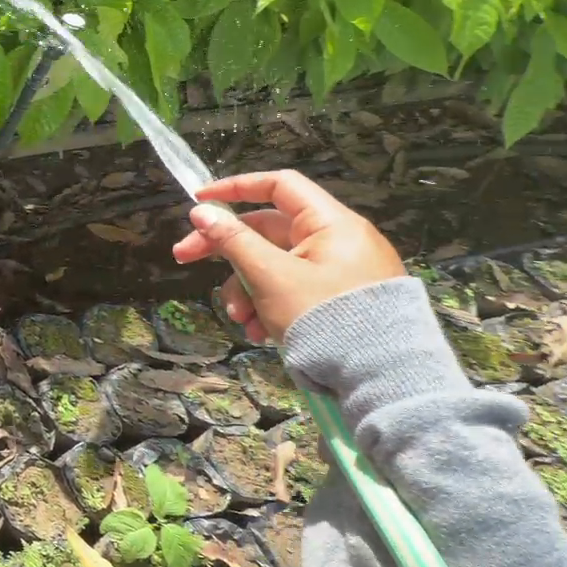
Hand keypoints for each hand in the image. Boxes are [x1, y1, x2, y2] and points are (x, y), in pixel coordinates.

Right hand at [171, 169, 405, 343]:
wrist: (383, 380)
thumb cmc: (324, 316)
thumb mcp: (269, 275)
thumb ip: (232, 239)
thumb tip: (202, 211)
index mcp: (331, 225)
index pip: (279, 186)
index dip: (235, 188)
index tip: (198, 202)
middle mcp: (338, 242)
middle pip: (266, 230)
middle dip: (224, 249)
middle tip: (183, 258)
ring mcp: (339, 272)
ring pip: (272, 264)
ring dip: (244, 287)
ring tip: (239, 317)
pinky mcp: (337, 299)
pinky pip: (290, 288)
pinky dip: (266, 303)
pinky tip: (259, 330)